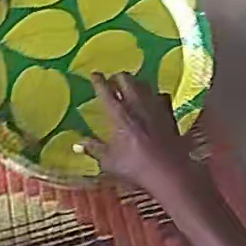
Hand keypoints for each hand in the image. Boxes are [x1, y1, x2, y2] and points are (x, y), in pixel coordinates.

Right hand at [82, 73, 201, 199]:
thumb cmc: (135, 166)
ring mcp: (155, 107)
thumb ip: (93, 149)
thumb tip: (77, 144)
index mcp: (118, 114)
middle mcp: (136, 104)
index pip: (105, 90)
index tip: (94, 74)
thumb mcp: (109, 161)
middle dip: (117, 77)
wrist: (169, 171)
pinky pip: (160, 95)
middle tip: (112, 81)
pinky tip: (152, 100)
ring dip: (135, 82)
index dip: (98, 80)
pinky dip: (153, 94)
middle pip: (126, 79)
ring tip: (130, 86)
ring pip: (144, 84)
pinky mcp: (168, 113)